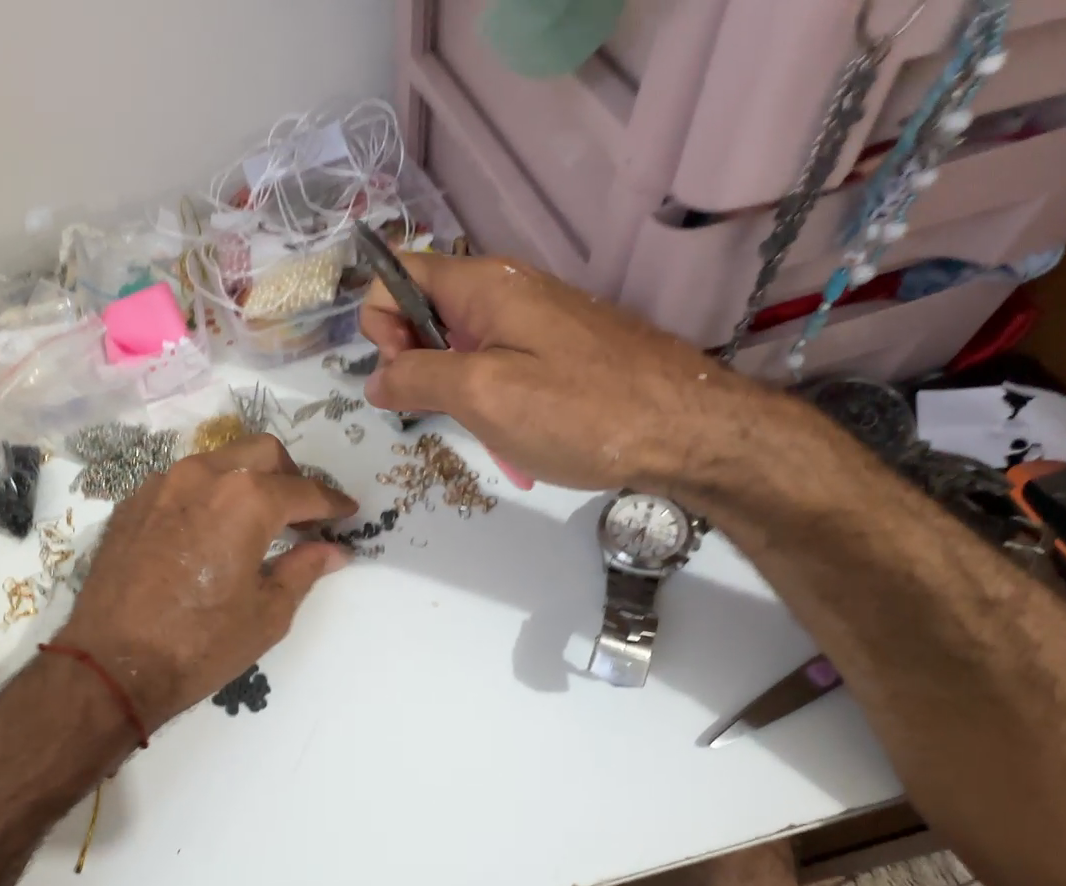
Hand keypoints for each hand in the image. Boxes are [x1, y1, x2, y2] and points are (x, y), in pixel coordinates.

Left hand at [54, 435, 357, 727]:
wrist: (112, 665)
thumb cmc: (199, 644)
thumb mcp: (267, 614)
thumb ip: (303, 571)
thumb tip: (332, 551)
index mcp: (246, 500)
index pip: (303, 490)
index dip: (331, 503)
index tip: (347, 513)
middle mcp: (203, 476)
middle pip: (261, 454)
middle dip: (290, 476)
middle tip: (301, 513)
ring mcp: (160, 485)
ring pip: (217, 462)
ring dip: (244, 481)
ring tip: (254, 521)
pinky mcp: (131, 504)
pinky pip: (180, 484)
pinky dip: (206, 496)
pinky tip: (208, 531)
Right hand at [360, 254, 780, 492]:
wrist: (689, 431)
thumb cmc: (580, 411)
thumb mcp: (482, 395)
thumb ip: (417, 377)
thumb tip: (376, 378)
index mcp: (482, 285)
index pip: (396, 274)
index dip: (380, 323)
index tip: (402, 375)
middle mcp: (506, 289)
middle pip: (424, 308)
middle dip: (412, 358)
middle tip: (439, 407)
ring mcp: (536, 318)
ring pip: (458, 340)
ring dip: (450, 383)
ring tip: (480, 423)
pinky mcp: (558, 348)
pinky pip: (497, 359)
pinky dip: (485, 392)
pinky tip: (511, 426)